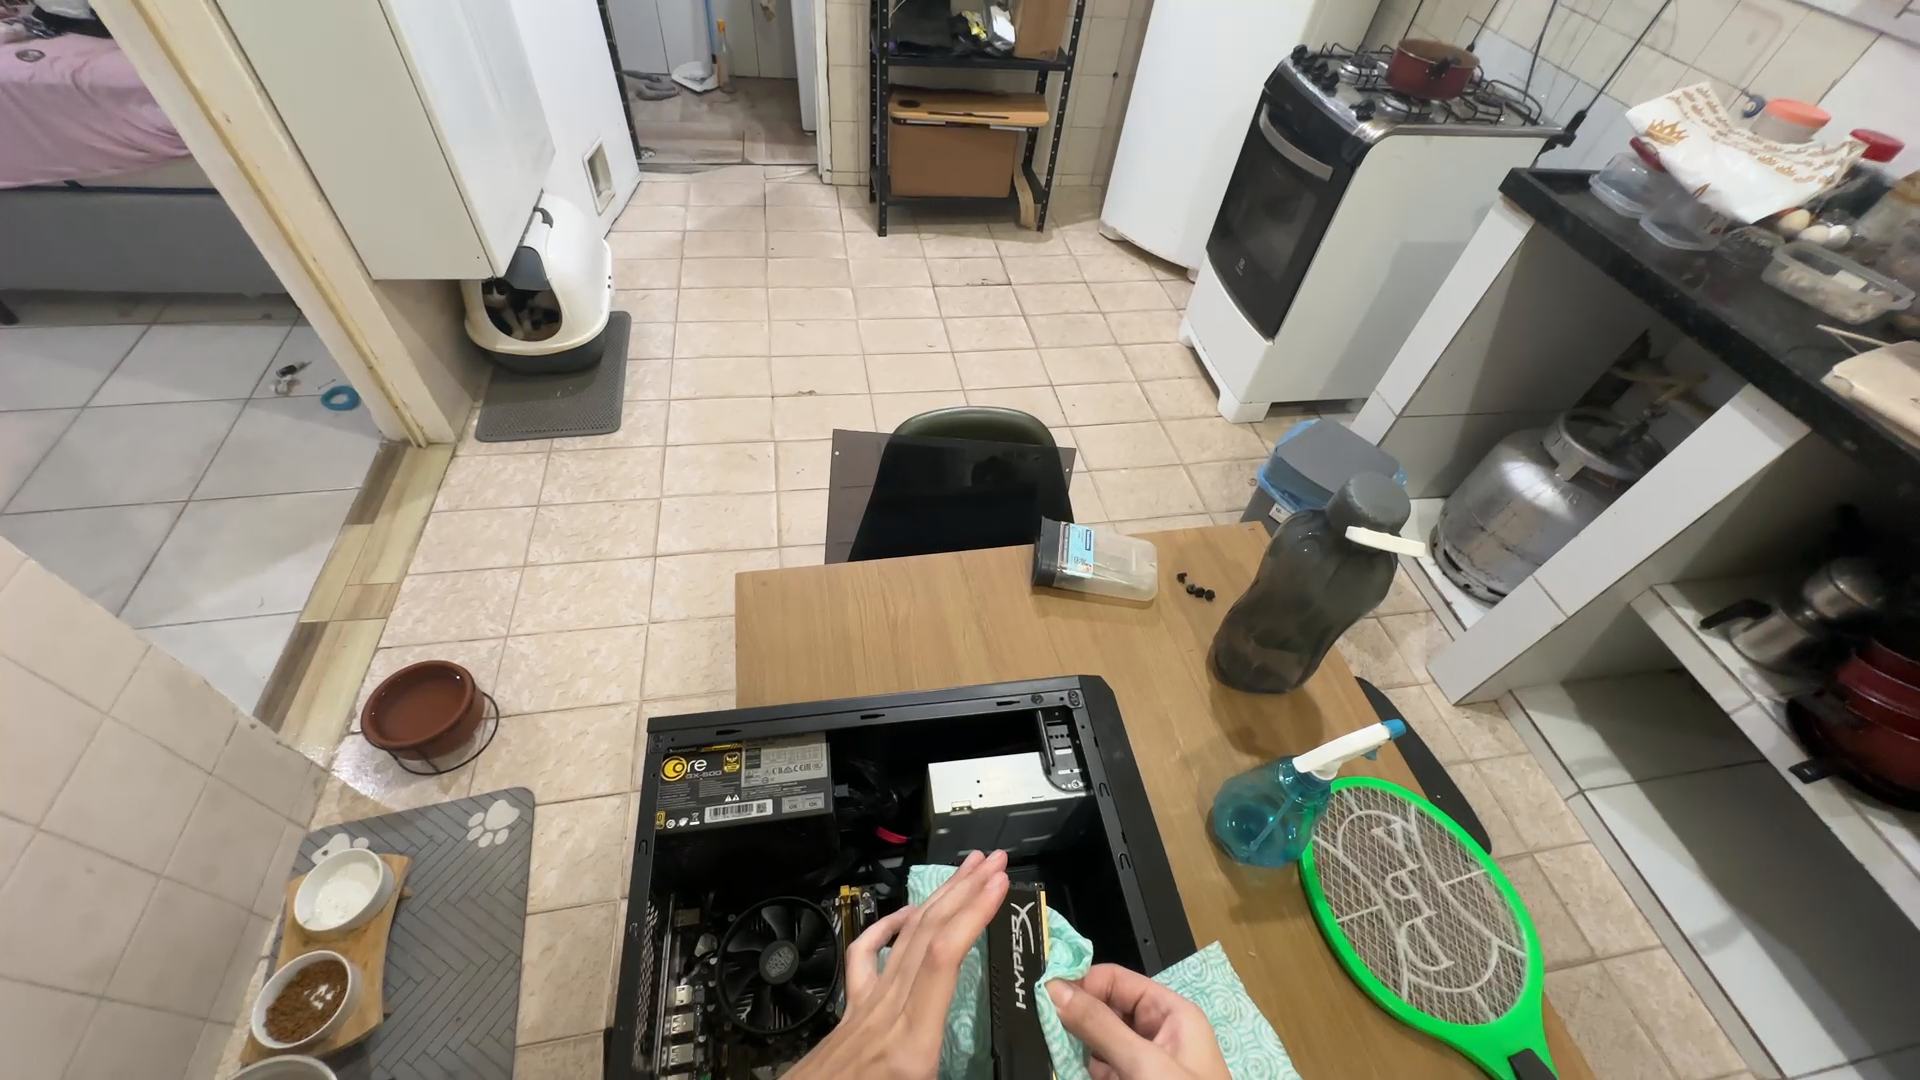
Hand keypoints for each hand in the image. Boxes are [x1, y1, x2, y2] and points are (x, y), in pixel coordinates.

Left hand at [786, 849, 1010, 1079]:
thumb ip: (963, 1075)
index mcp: (911, 1044)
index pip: (944, 958)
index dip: (973, 913)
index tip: (999, 881)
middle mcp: (889, 1014)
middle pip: (928, 933)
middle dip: (964, 890)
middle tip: (994, 860)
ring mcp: (866, 1007)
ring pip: (905, 936)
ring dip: (940, 897)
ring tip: (967, 869)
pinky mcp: (850, 1010)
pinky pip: (865, 955)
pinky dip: (888, 924)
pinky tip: (908, 910)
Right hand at [1048, 964, 1230, 1079]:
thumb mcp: (1142, 1065)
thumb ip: (1099, 1025)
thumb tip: (1054, 987)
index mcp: (1171, 1015)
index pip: (1117, 981)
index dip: (1081, 984)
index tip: (1044, 995)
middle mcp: (1158, 1036)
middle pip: (1105, 1011)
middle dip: (1076, 1020)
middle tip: (1041, 1026)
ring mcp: (1146, 1069)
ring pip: (1099, 1045)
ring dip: (1076, 1050)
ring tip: (1053, 1052)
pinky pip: (1102, 1073)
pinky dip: (1086, 1074)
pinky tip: (1068, 1070)